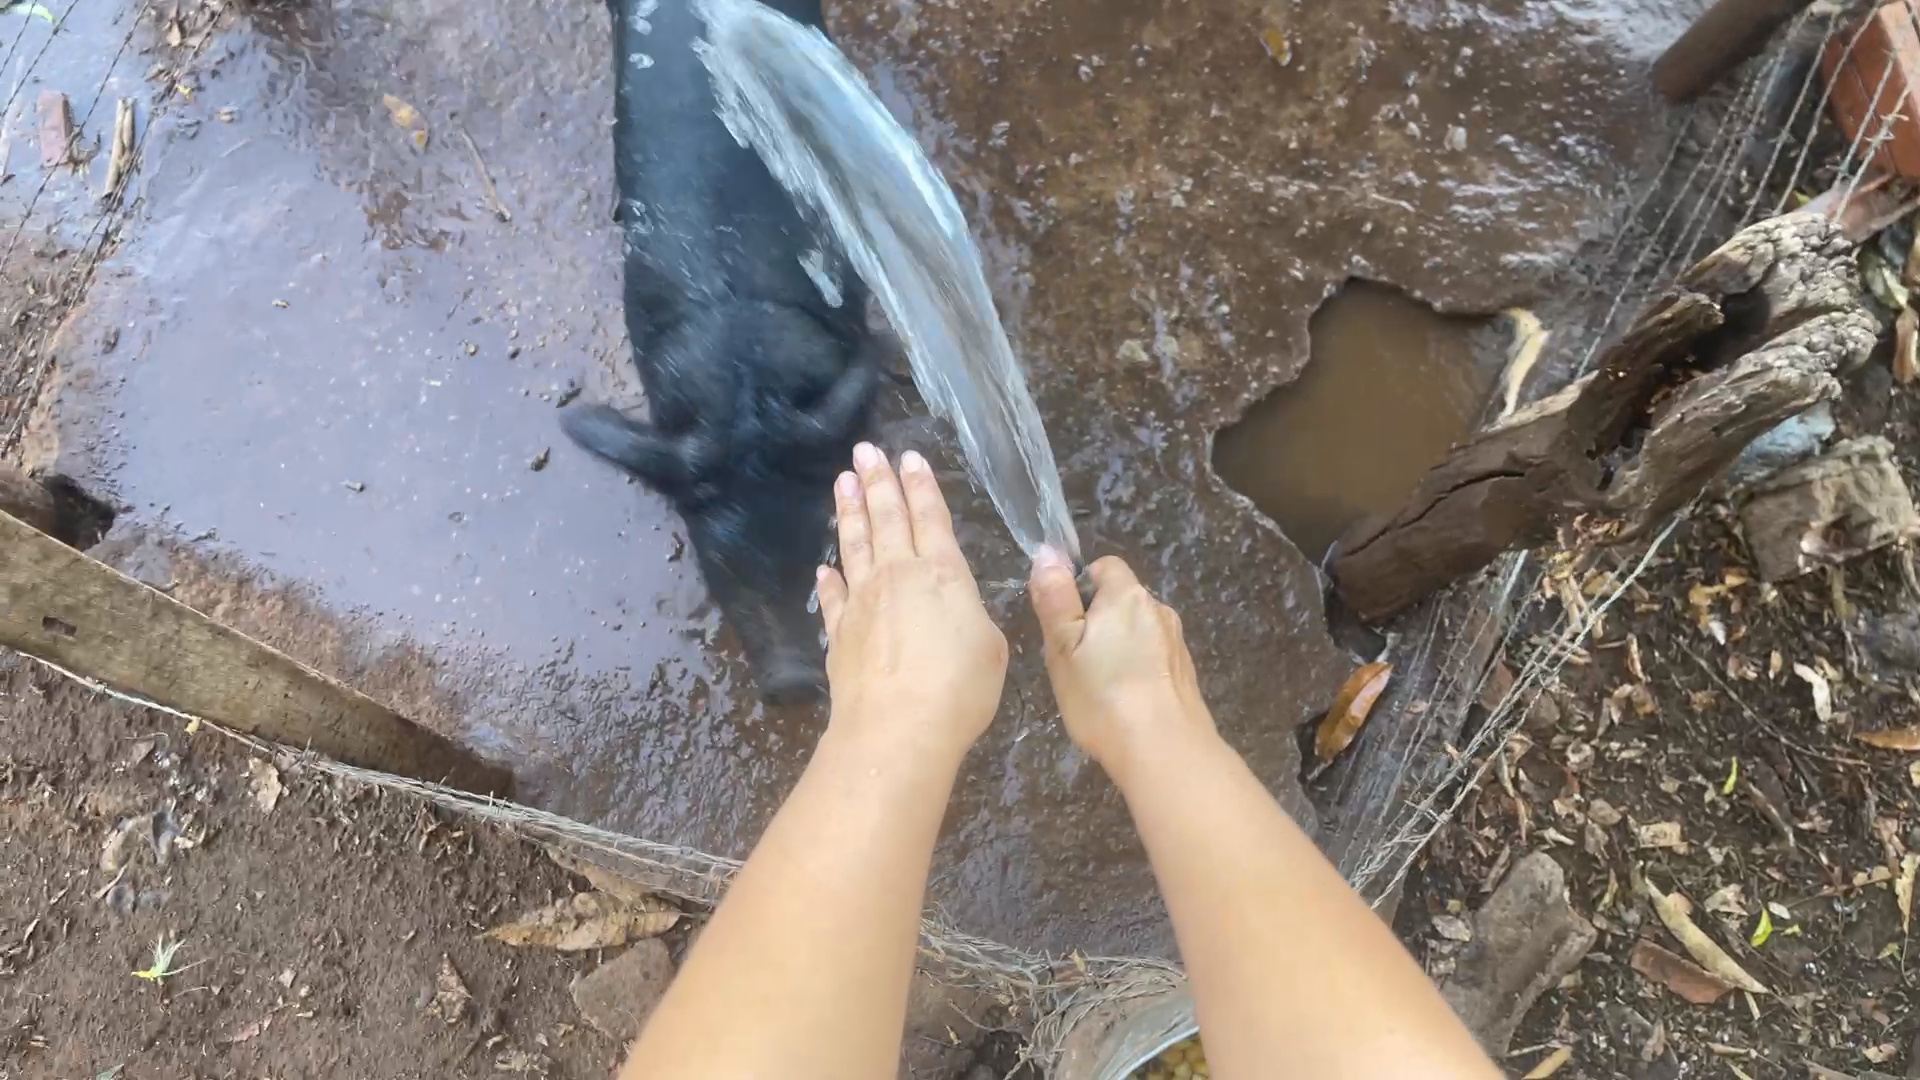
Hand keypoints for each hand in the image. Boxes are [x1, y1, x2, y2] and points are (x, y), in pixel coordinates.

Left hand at [816, 443, 1007, 764]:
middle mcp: (899, 575)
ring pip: (855, 544)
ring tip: (843, 482)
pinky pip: (834, 596)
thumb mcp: (990, 647)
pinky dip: (829, 577)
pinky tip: (824, 565)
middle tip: (865, 450)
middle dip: (878, 481)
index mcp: (943, 573)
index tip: (908, 457)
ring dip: (850, 511)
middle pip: (887, 518)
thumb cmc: (959, 687)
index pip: (930, 517)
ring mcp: (863, 601)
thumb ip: (971, 617)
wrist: (898, 727)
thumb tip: (954, 610)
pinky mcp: (840, 631)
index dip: (920, 486)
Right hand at [1028, 552, 1217, 788]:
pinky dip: (1135, 670)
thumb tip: (1047, 554)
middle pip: (1119, 600)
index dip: (1079, 587)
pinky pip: (1151, 657)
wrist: (1165, 752)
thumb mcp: (1062, 647)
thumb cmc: (1103, 696)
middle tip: (1074, 661)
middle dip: (1095, 621)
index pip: (1104, 566)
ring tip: (1098, 687)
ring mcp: (1175, 642)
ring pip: (1135, 631)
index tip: (1065, 624)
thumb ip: (1055, 598)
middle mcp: (1158, 609)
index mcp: (1127, 595)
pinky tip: (1123, 702)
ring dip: (1116, 647)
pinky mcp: (1185, 672)